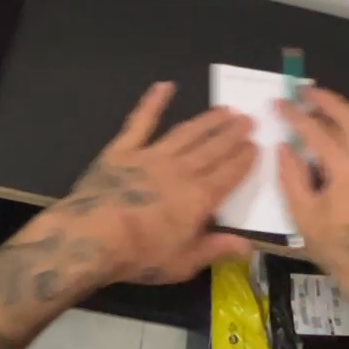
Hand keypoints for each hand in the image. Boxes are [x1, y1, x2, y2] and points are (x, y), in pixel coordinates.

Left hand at [45, 81, 257, 285]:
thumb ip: (216, 249)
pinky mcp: (122, 149)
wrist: (92, 237)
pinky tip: (164, 86)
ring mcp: (151, 155)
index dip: (244, 159)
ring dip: (207, 121)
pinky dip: (153, 102)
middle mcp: (180, 170)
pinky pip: (141, 121)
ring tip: (224, 109)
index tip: (257, 145)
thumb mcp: (183, 263)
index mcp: (198, 198)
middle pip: (212, 148)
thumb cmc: (139, 255)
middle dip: (232, 134)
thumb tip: (250, 245)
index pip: (229, 174)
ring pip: (186, 133)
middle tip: (249, 119)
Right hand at [276, 88, 348, 326]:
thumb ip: (291, 176)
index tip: (279, 103)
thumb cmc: (339, 250)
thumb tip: (285, 145)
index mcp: (347, 169)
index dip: (294, 114)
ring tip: (341, 110)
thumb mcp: (303, 216)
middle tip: (306, 92)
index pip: (316, 130)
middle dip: (325, 100)